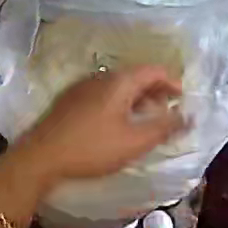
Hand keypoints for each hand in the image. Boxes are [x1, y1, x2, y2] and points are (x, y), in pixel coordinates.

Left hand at [3, 66, 186, 187]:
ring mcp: (82, 87)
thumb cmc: (92, 148)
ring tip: (146, 118)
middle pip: (135, 76)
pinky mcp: (70, 100)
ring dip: (136, 97)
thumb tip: (187, 116)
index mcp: (119, 81)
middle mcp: (101, 77)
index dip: (172, 82)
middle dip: (155, 90)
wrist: (40, 157)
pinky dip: (119, 102)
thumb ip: (163, 127)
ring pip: (118, 85)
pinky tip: (118, 123)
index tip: (182, 99)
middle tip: (168, 109)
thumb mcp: (134, 142)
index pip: (153, 70)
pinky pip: (103, 93)